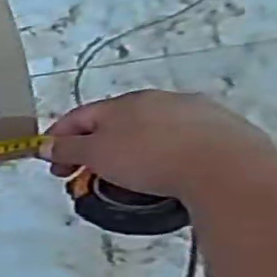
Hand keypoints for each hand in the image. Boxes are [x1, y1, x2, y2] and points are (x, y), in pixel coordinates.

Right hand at [41, 90, 276, 203]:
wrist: (230, 171)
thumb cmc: (149, 159)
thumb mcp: (93, 156)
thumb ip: (65, 149)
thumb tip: (46, 146)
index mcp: (124, 102)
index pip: (77, 117)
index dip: (58, 140)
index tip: (54, 165)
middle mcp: (160, 100)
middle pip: (114, 123)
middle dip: (95, 147)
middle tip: (87, 173)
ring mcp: (198, 112)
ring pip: (149, 131)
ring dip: (130, 151)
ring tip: (127, 176)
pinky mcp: (227, 129)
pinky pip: (180, 141)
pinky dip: (164, 155)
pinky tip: (165, 172)